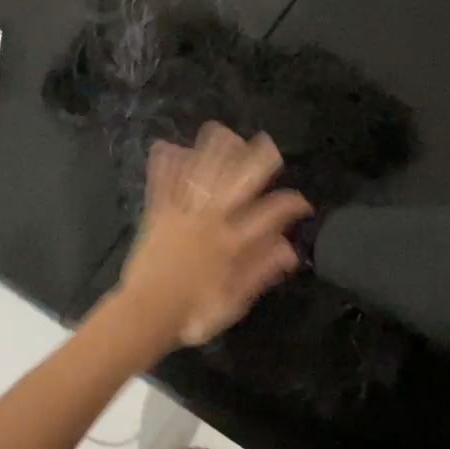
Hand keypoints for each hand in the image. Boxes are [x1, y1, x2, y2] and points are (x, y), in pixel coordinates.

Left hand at [115, 122, 312, 346]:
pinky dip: (166, 164)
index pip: (270, 213)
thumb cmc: (194, 314)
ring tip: (225, 134)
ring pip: (201, 173)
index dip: (291, 204)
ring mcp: (181, 214)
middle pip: (238, 180)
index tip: (302, 204)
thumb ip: (261, 271)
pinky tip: (170, 146)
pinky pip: (161, 183)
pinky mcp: (156, 215)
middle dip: (257, 159)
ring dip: (214, 150)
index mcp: (233, 243)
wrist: (147, 315)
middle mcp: (210, 221)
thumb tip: (289, 250)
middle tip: (267, 146)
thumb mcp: (235, 300)